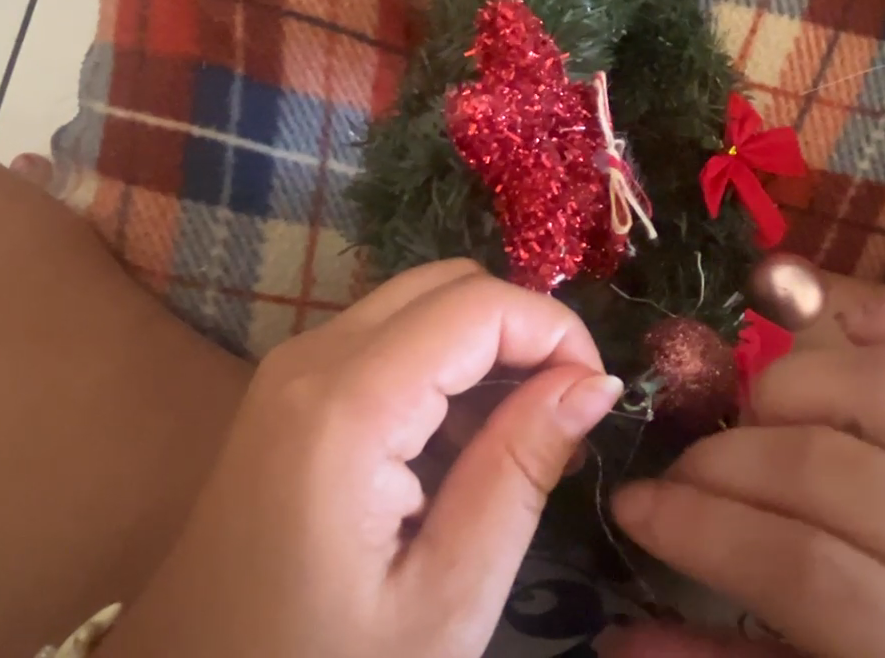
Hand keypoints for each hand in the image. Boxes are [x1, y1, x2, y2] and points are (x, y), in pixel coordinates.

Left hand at [100, 259, 623, 657]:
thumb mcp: (445, 598)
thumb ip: (520, 471)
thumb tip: (594, 381)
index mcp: (347, 403)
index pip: (479, 304)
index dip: (555, 332)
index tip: (597, 398)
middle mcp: (312, 354)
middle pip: (448, 285)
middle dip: (521, 332)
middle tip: (560, 420)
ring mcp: (292, 365)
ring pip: (418, 304)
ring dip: (482, 351)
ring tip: (513, 445)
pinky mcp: (288, 387)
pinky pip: (384, 338)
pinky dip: (439, 367)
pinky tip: (452, 451)